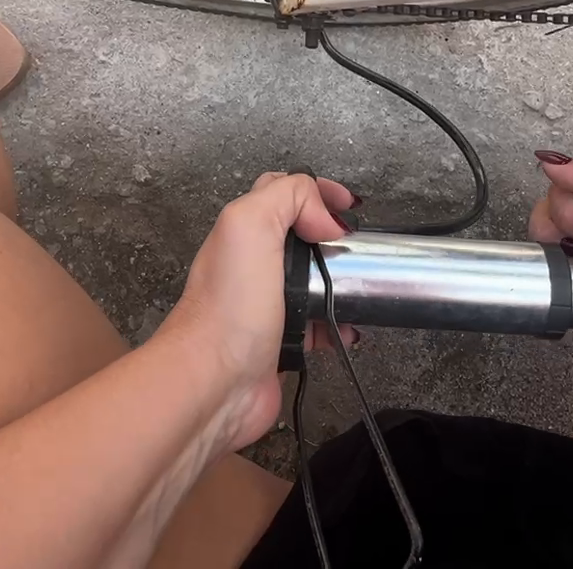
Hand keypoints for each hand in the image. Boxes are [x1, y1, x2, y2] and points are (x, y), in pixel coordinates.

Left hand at [158, 172, 355, 452]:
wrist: (214, 382)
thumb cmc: (227, 308)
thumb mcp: (251, 225)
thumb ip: (288, 196)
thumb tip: (325, 215)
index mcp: (244, 228)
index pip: (283, 190)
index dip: (319, 191)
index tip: (348, 205)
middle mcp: (253, 261)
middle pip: (302, 233)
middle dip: (332, 235)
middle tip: (355, 245)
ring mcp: (267, 301)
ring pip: (313, 278)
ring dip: (339, 281)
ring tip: (358, 287)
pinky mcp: (280, 338)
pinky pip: (317, 323)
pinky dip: (337, 324)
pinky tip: (346, 329)